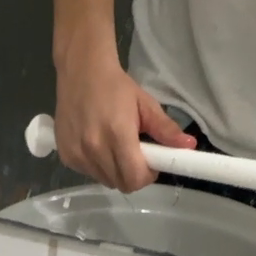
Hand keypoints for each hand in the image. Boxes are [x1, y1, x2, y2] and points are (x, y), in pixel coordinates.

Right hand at [53, 47, 194, 191]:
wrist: (81, 70)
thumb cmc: (116, 86)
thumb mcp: (145, 104)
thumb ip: (166, 129)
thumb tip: (189, 146)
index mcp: (117, 135)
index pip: (134, 179)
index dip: (146, 176)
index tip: (150, 163)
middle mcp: (94, 149)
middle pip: (120, 185)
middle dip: (132, 175)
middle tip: (134, 156)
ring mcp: (77, 155)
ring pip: (104, 181)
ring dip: (114, 172)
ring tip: (114, 148)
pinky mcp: (66, 156)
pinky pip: (89, 174)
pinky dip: (97, 167)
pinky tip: (97, 146)